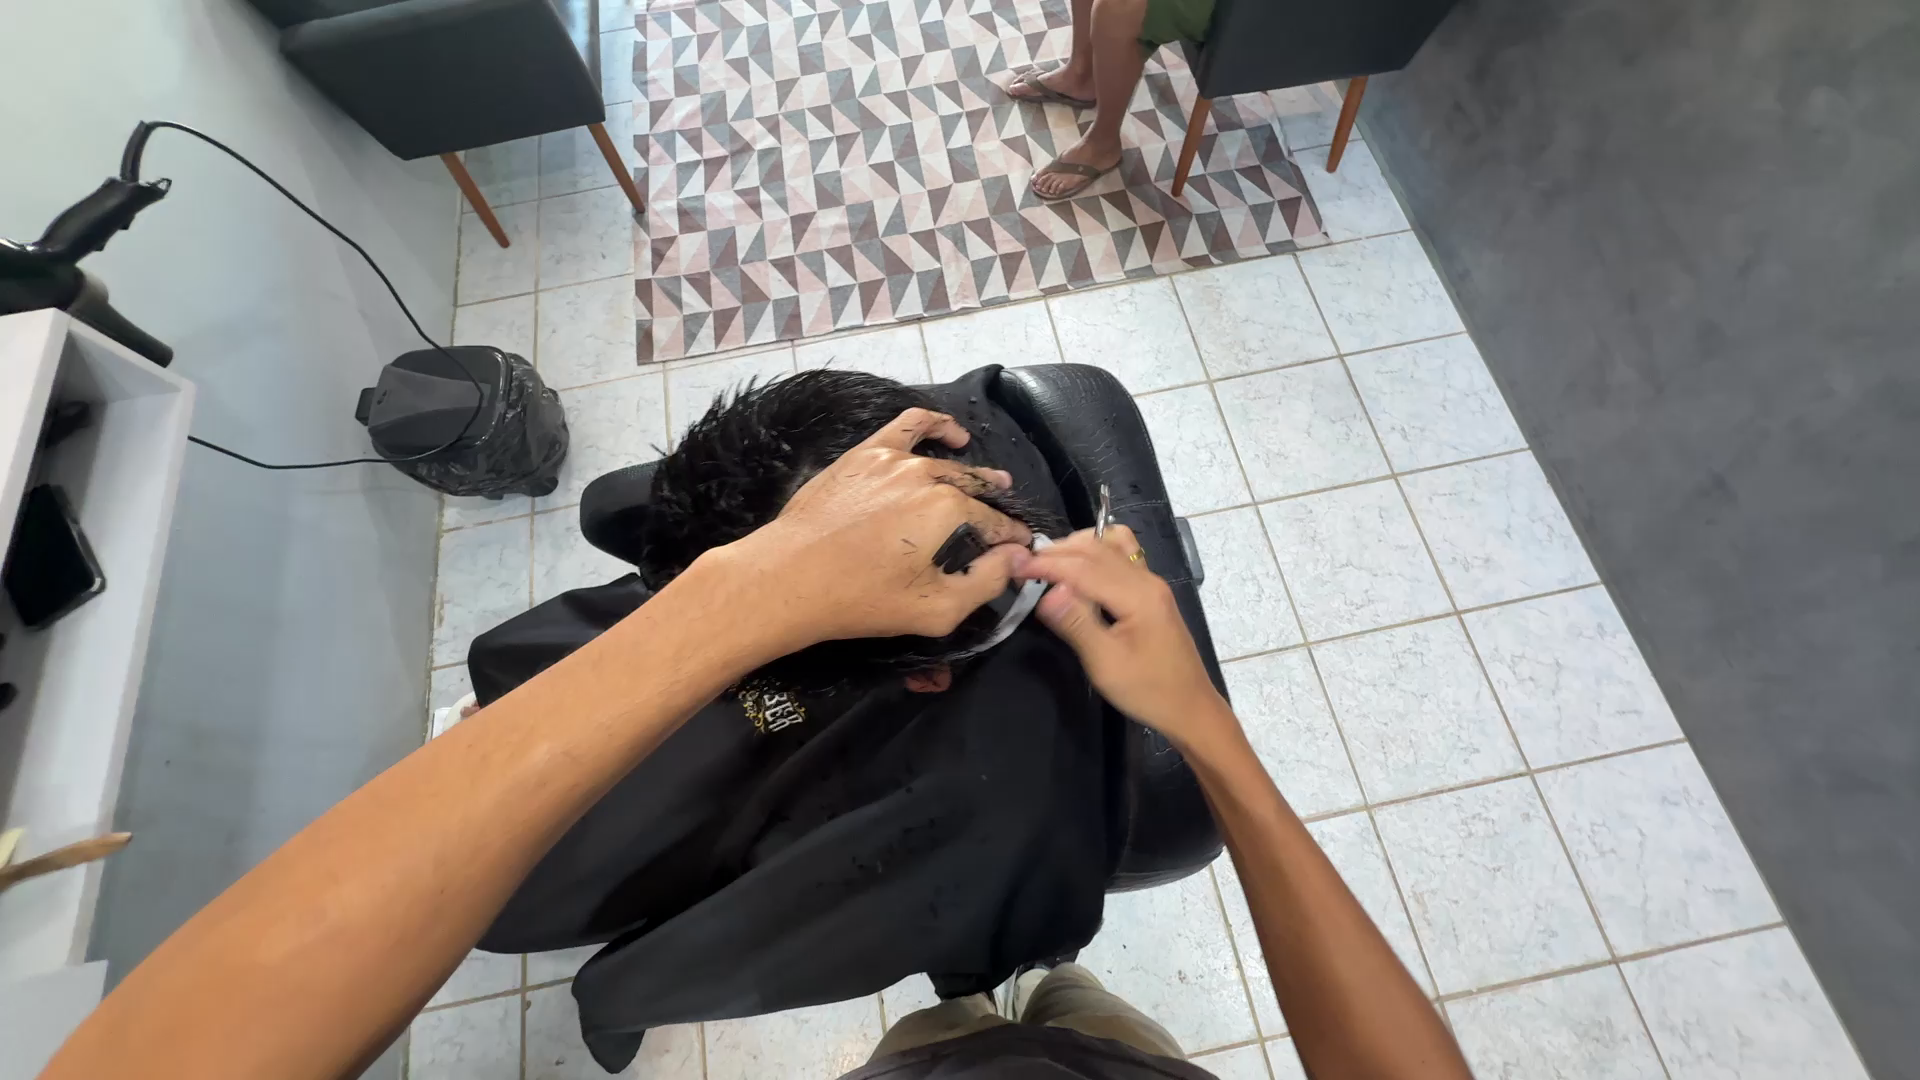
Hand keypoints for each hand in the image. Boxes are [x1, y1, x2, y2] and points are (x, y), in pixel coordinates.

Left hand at [709, 407, 1033, 653]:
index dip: (1012, 541)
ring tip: (993, 482)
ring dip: (975, 474)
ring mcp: (894, 460)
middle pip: (976, 490)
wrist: (790, 576)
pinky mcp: (865, 454)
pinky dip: (937, 425)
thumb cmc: (863, 599)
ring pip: (947, 462)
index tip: (1020, 551)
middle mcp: (928, 476)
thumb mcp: (936, 610)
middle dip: (997, 509)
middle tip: (1004, 527)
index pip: (997, 524)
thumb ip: (986, 584)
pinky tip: (951, 434)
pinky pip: (909, 425)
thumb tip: (1015, 558)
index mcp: (950, 511)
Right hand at [1025, 526, 1234, 746]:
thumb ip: (1076, 623)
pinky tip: (1080, 567)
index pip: (1082, 567)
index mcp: (1137, 595)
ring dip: (1076, 546)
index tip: (1015, 568)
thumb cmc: (1147, 691)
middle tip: (1024, 565)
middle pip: (1096, 548)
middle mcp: (1146, 579)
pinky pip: (1123, 554)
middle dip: (1057, 551)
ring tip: (1048, 563)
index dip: (1046, 564)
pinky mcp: (1151, 591)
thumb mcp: (1105, 664)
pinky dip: (1096, 551)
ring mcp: (1152, 582)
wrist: (1190, 709)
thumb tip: (1047, 591)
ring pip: (1110, 544)